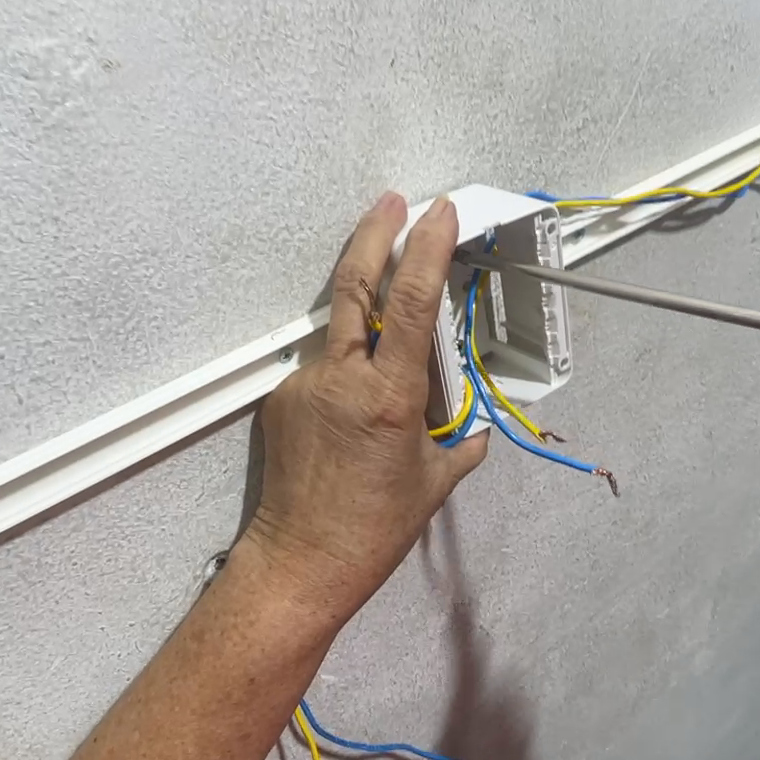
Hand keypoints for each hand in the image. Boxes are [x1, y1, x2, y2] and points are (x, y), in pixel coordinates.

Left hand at [239, 192, 487, 621]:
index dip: (425, 250)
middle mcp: (343, 378)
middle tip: (393, 200)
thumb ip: (460, 446)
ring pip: (337, 329)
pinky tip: (353, 404)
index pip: (409, 303)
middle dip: (374, 234)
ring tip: (385, 318)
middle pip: (354, 286)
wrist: (301, 559)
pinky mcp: (282, 398)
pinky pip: (323, 368)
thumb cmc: (376, 527)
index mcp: (390, 396)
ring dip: (361, 307)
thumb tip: (477, 430)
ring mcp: (305, 384)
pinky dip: (345, 368)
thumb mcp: (434, 484)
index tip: (438, 212)